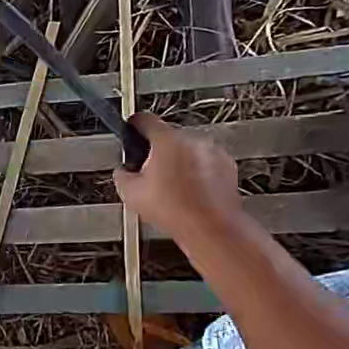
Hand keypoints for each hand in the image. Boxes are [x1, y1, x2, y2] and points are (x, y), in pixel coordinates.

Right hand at [113, 112, 243, 239]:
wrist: (210, 228)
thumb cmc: (176, 211)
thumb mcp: (132, 194)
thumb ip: (122, 175)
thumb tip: (122, 172)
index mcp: (166, 141)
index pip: (145, 120)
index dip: (134, 124)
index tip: (132, 127)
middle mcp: (192, 140)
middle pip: (168, 138)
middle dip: (159, 153)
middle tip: (153, 176)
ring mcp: (212, 151)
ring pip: (188, 150)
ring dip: (180, 162)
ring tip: (174, 188)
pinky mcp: (226, 165)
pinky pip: (207, 162)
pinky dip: (200, 172)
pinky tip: (190, 192)